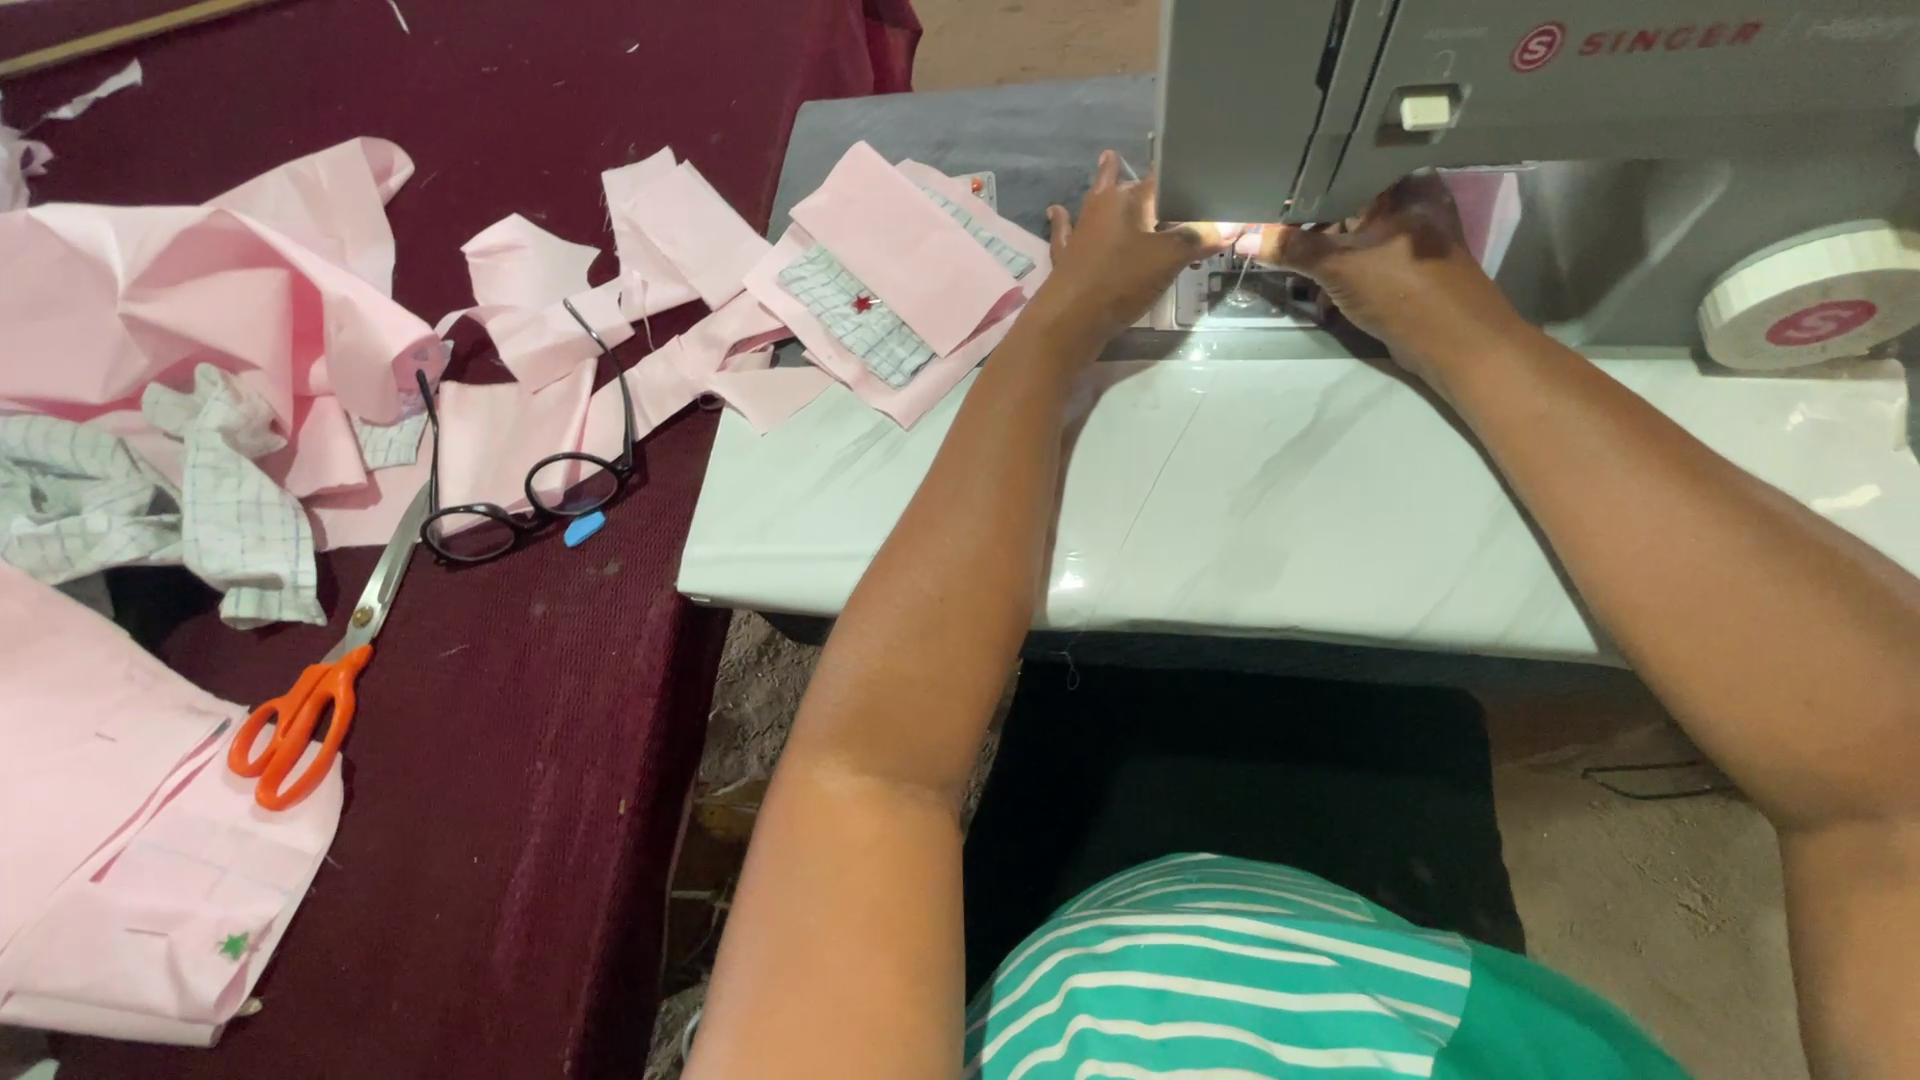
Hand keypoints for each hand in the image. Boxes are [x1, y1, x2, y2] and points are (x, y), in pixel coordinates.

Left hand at [1028, 150, 1228, 347]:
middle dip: (1143, 183)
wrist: (1071, 320)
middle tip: (1164, 173)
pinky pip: (1065, 232)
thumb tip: (1231, 226)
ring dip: (1104, 184)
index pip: (1163, 178)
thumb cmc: (1121, 281)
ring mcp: (1081, 232)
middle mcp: (1102, 207)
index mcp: (1129, 198)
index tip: (1199, 177)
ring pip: (1096, 202)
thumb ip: (1198, 239)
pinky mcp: (1067, 256)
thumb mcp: (1168, 259)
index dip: (1183, 179)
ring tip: (1108, 158)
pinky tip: (1056, 210)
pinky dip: (1062, 221)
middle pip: (1128, 187)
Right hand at [1237, 172, 1528, 387]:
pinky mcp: (1407, 267)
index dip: (1305, 191)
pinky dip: (1340, 273)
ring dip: (1321, 257)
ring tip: (1291, 270)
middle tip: (1273, 241)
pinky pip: (1363, 260)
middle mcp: (1412, 202)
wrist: (1453, 342)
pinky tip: (1319, 293)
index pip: (1344, 176)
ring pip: (1352, 237)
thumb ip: (1292, 250)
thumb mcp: (1339, 266)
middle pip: (1345, 207)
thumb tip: (1246, 241)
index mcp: (1404, 185)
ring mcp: (1411, 237)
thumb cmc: (1402, 290)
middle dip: (1308, 230)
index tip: (1269, 205)